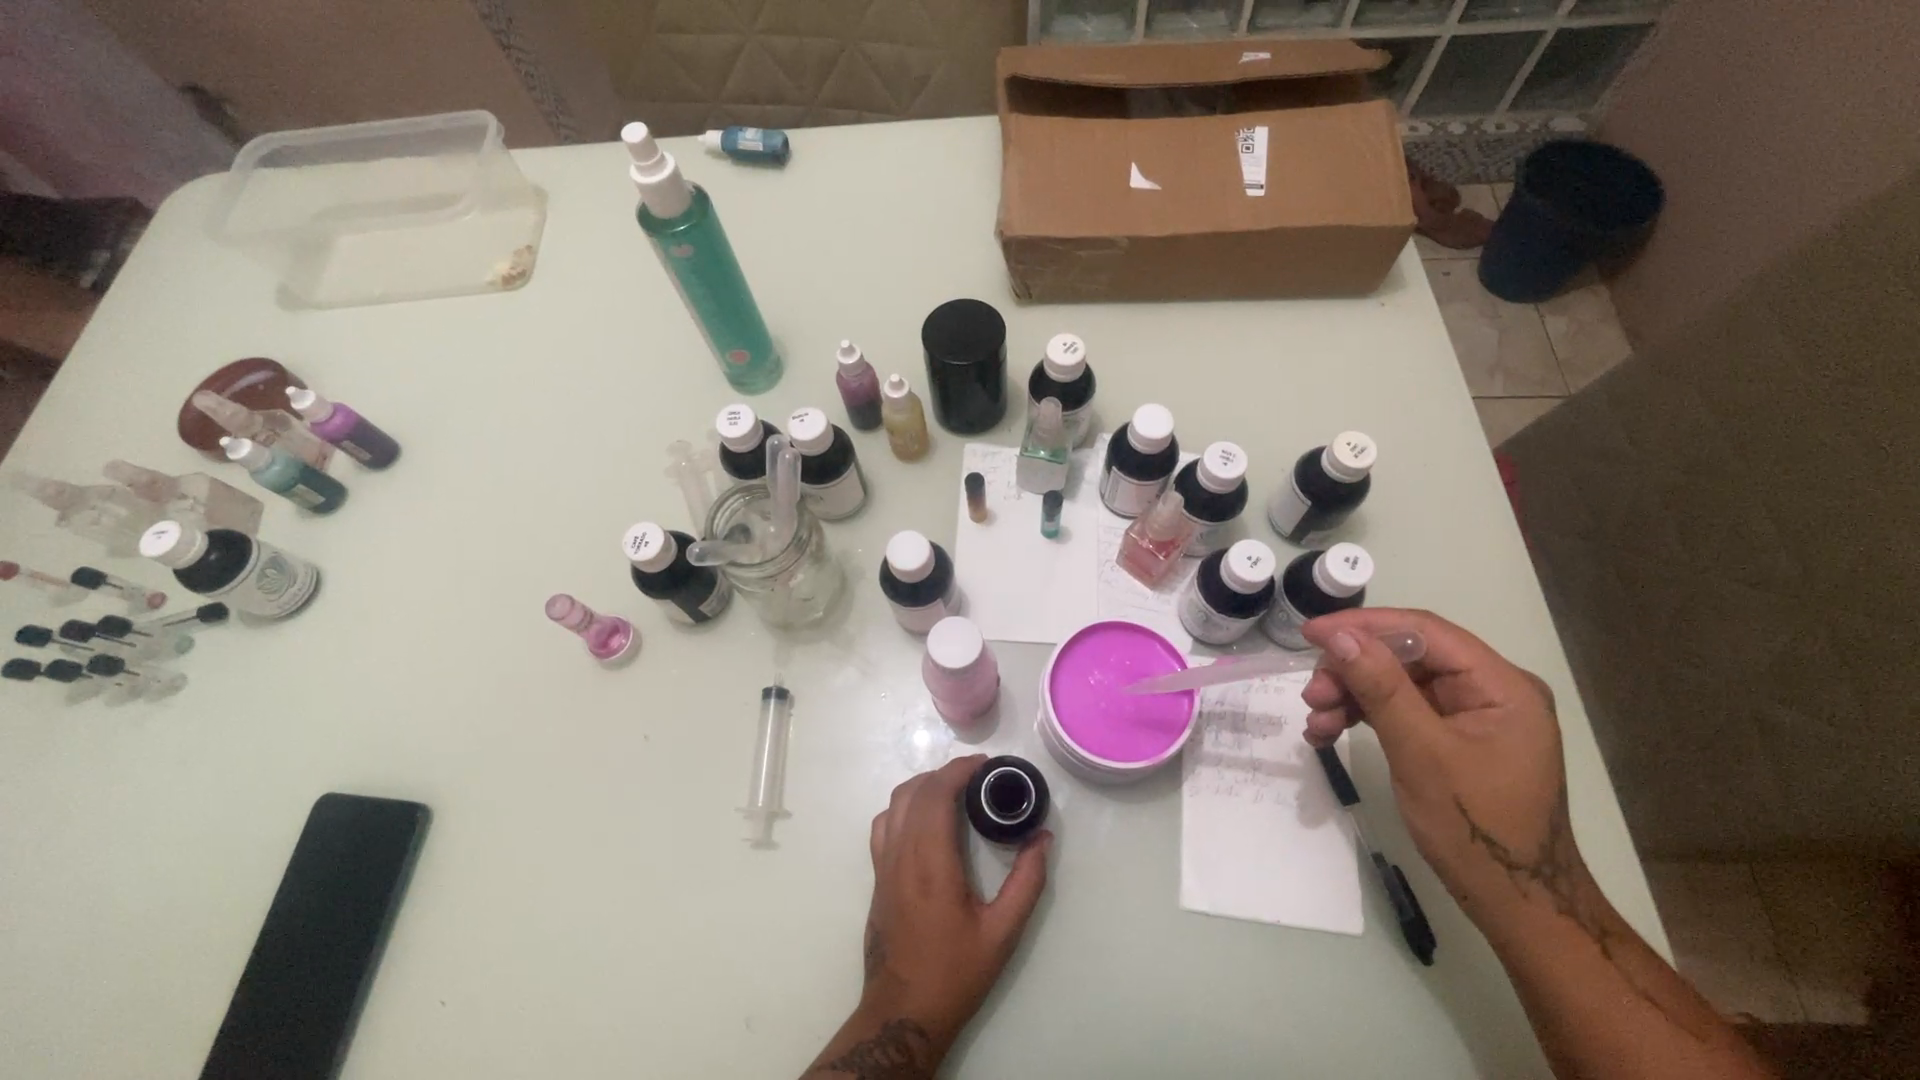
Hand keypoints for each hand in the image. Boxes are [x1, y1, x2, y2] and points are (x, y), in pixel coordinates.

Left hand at [861, 755, 1051, 1046]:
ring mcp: (883, 866)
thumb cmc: (955, 971)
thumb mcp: (1003, 932)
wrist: (903, 1009)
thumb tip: (1042, 839)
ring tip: (953, 790)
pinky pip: (884, 825)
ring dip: (922, 786)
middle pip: (914, 792)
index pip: (936, 795)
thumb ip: (1027, 882)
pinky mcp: (877, 878)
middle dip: (945, 773)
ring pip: (894, 804)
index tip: (985, 764)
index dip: (959, 770)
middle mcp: (900, 855)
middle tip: (978, 776)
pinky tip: (926, 819)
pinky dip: (904, 806)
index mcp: (931, 863)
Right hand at [1299, 609, 1587, 929]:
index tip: (1310, 634)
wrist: (1515, 903)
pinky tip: (1330, 733)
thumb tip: (1340, 637)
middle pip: (1408, 658)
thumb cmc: (1475, 827)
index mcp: (1501, 685)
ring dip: (1352, 697)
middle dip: (1353, 671)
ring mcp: (1474, 717)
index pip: (1424, 632)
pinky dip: (1366, 718)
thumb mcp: (1420, 752)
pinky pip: (1403, 712)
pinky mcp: (1455, 740)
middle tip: (1310, 694)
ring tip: (1315, 721)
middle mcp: (1491, 691)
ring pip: (1399, 685)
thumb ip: (1381, 687)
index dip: (1364, 627)